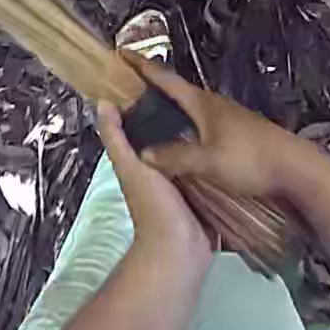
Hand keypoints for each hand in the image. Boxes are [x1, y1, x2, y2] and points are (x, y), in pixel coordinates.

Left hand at [94, 100, 210, 273]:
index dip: (152, 105)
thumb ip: (115, 136)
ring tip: (218, 109)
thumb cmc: (151, 204)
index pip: (145, 125)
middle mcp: (162, 167)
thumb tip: (102, 100)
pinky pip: (208, 168)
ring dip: (201, 136)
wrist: (179, 249)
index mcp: (142, 159)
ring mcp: (185, 180)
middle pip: (171, 136)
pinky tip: (227, 139)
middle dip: (183, 119)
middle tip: (201, 94)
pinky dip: (213, 156)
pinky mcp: (204, 191)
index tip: (165, 80)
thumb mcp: (129, 165)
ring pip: (191, 150)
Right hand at [126, 55, 329, 204]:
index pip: (165, 78)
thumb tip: (144, 153)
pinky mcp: (238, 130)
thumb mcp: (208, 162)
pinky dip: (185, 122)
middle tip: (130, 87)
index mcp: (202, 103)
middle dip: (153, 86)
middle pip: (177, 89)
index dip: (142, 66)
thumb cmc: (251, 159)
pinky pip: (201, 120)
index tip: (122, 52)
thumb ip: (175, 157)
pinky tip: (182, 138)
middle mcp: (213, 103)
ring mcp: (228, 116)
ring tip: (151, 114)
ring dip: (170, 106)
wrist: (297, 169)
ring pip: (190, 107)